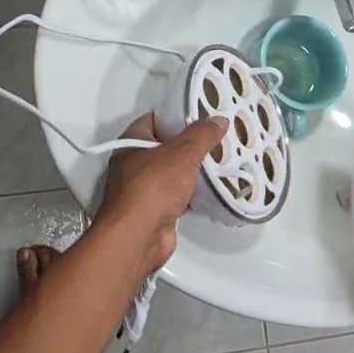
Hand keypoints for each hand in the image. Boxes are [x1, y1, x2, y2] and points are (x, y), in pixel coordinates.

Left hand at [96, 114, 225, 275]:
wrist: (138, 237)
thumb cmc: (154, 185)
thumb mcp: (182, 153)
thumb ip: (201, 135)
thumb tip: (218, 119)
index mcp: (131, 142)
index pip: (154, 119)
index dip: (176, 115)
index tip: (202, 115)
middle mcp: (133, 164)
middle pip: (165, 147)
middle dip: (190, 145)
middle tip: (217, 139)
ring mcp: (143, 189)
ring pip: (172, 174)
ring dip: (193, 171)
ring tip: (221, 161)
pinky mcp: (154, 211)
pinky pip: (177, 196)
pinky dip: (193, 194)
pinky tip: (215, 190)